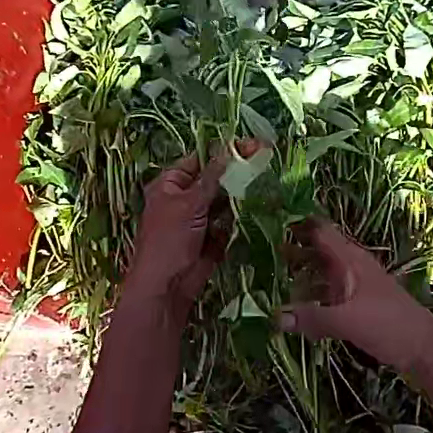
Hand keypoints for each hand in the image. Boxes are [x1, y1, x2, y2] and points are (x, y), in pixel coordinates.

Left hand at [126, 142, 251, 307]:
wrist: (167, 287)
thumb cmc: (169, 241)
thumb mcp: (188, 204)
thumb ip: (211, 178)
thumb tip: (228, 151)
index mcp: (170, 184)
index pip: (199, 159)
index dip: (223, 151)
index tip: (250, 145)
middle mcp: (184, 197)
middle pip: (215, 179)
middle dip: (236, 173)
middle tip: (264, 161)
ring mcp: (199, 217)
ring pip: (225, 199)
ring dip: (241, 195)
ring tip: (265, 183)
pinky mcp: (213, 236)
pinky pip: (230, 220)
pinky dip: (241, 216)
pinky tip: (259, 206)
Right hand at [282, 219, 432, 385]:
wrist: (425, 349)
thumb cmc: (390, 325)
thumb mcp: (347, 321)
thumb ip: (312, 318)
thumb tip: (274, 317)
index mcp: (351, 260)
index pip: (321, 230)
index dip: (297, 222)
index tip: (268, 220)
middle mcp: (352, 267)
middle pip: (318, 249)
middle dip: (292, 248)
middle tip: (259, 250)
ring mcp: (356, 286)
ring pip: (323, 271)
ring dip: (300, 272)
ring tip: (269, 275)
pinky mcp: (358, 305)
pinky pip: (328, 292)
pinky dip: (311, 294)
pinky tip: (295, 306)